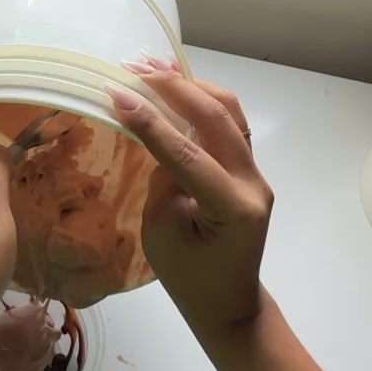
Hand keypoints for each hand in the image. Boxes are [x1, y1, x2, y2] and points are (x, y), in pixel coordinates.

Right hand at [111, 61, 272, 334]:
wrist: (229, 304)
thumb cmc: (189, 279)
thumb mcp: (161, 231)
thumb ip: (162, 179)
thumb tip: (157, 132)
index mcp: (233, 207)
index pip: (187, 154)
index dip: (149, 121)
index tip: (116, 93)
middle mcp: (252, 182)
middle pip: (217, 117)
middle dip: (172, 87)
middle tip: (132, 69)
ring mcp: (255, 171)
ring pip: (229, 109)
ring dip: (190, 84)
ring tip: (151, 66)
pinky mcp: (247, 166)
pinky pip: (229, 121)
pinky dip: (200, 98)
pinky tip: (174, 84)